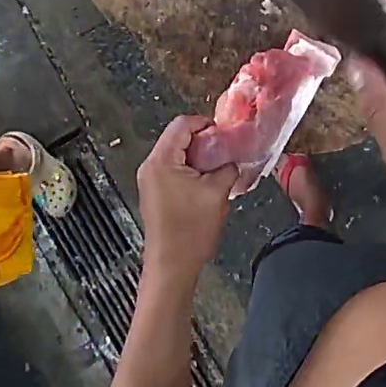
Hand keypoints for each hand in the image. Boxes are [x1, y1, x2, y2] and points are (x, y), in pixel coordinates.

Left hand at [137, 115, 237, 281]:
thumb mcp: (218, 191)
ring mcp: (151, 179)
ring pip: (178, 153)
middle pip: (178, 137)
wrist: (173, 263)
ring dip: (201, 155)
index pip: (182, 124)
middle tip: (228, 149)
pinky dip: (193, 168)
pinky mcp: (156, 191)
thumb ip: (228, 166)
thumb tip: (234, 158)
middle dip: (205, 139)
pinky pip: (175, 168)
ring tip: (222, 165)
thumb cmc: (192, 228)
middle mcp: (151, 166)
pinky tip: (210, 180)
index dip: (206, 123)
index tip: (226, 133)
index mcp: (161, 161)